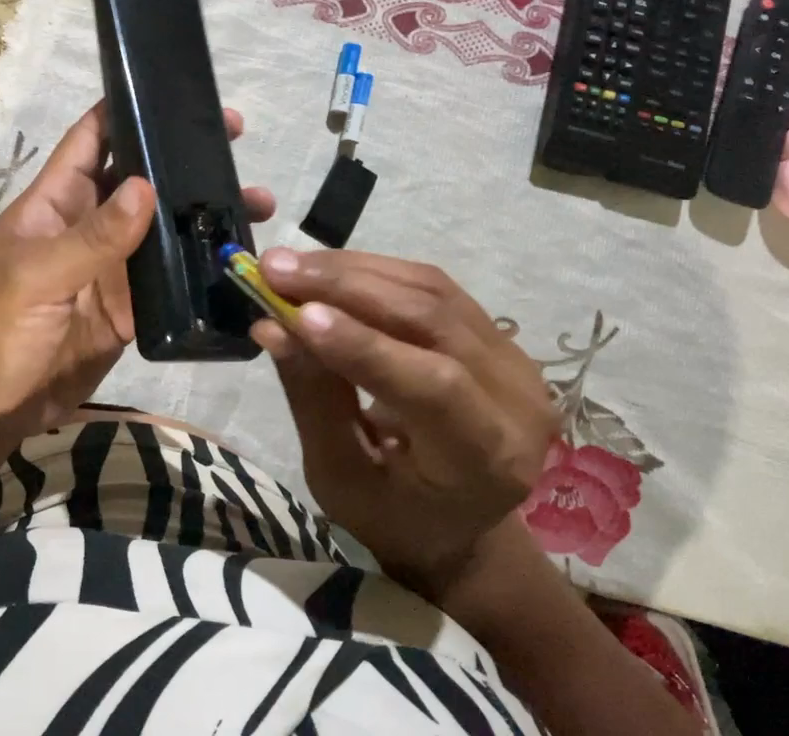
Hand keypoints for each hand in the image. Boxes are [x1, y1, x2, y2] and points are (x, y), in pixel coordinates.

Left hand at [0, 103, 274, 436]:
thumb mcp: (35, 279)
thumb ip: (92, 238)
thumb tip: (147, 186)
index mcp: (52, 205)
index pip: (90, 141)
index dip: (126, 112)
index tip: (177, 93)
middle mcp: (84, 229)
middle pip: (138, 182)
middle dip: (181, 161)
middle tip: (237, 143)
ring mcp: (107, 271)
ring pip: (161, 232)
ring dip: (202, 217)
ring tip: (258, 203)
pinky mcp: (126, 312)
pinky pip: (168, 284)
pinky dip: (201, 272)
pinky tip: (239, 260)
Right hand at [250, 249, 557, 601]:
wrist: (454, 523)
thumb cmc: (389, 513)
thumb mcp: (338, 475)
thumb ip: (312, 399)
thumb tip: (271, 326)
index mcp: (486, 460)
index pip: (432, 387)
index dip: (363, 345)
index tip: (294, 314)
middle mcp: (517, 401)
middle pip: (432, 320)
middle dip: (343, 287)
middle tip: (272, 270)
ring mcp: (515, 360)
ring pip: (429, 289)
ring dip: (349, 270)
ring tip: (285, 264)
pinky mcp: (497, 335)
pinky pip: (431, 287)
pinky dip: (369, 272)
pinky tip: (322, 269)